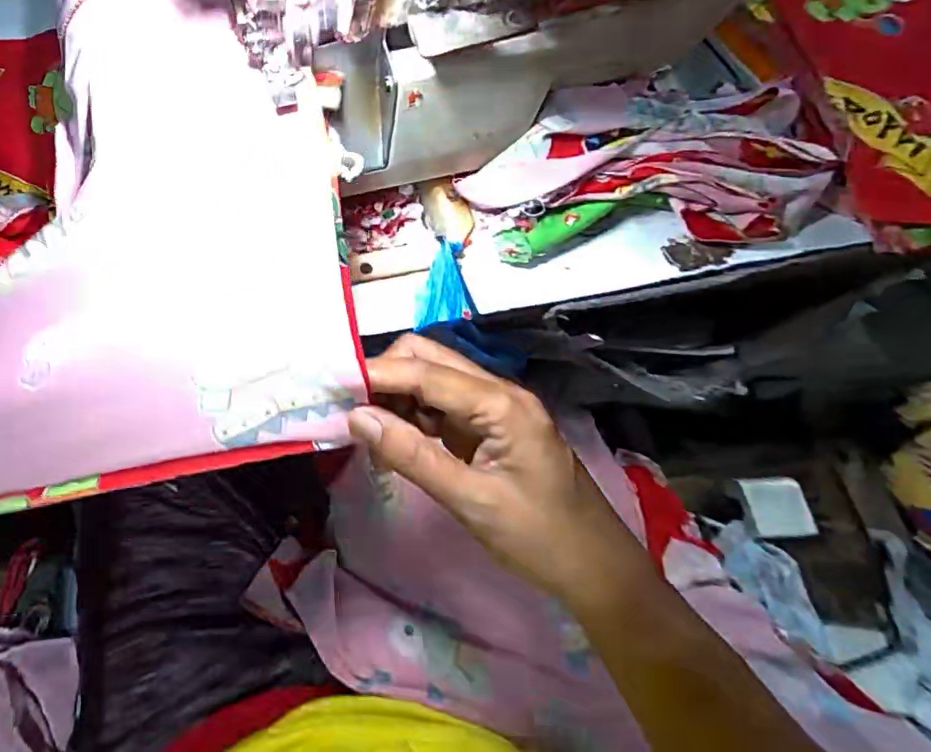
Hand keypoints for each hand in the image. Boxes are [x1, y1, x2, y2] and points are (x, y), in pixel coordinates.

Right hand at [349, 334, 647, 607]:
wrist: (599, 573)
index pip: (424, 372)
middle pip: (427, 358)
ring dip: (395, 393)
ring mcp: (494, 407)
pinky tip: (394, 435)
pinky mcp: (488, 425)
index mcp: (501, 404)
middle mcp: (497, 392)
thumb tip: (355, 418)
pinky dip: (411, 412)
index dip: (374, 373)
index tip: (331, 383)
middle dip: (383, 374)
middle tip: (348, 405)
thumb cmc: (541, 539)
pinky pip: (439, 403)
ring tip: (366, 424)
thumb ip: (410, 455)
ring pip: (430, 377)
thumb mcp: (470, 501)